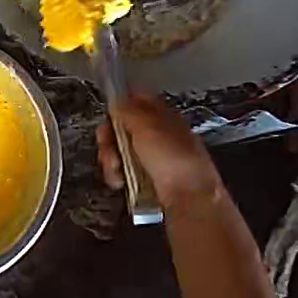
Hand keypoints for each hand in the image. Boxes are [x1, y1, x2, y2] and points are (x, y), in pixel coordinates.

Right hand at [96, 94, 226, 207]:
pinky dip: (117, 175)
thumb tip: (116, 100)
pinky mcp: (145, 178)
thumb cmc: (171, 158)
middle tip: (108, 146)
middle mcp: (156, 134)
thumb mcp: (147, 126)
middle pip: (122, 127)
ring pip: (119, 150)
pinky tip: (120, 182)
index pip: (137, 99)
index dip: (120, 104)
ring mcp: (151, 158)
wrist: (188, 198)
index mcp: (162, 115)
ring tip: (116, 169)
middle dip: (109, 137)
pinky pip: (123, 170)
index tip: (108, 115)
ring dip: (111, 159)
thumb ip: (128, 109)